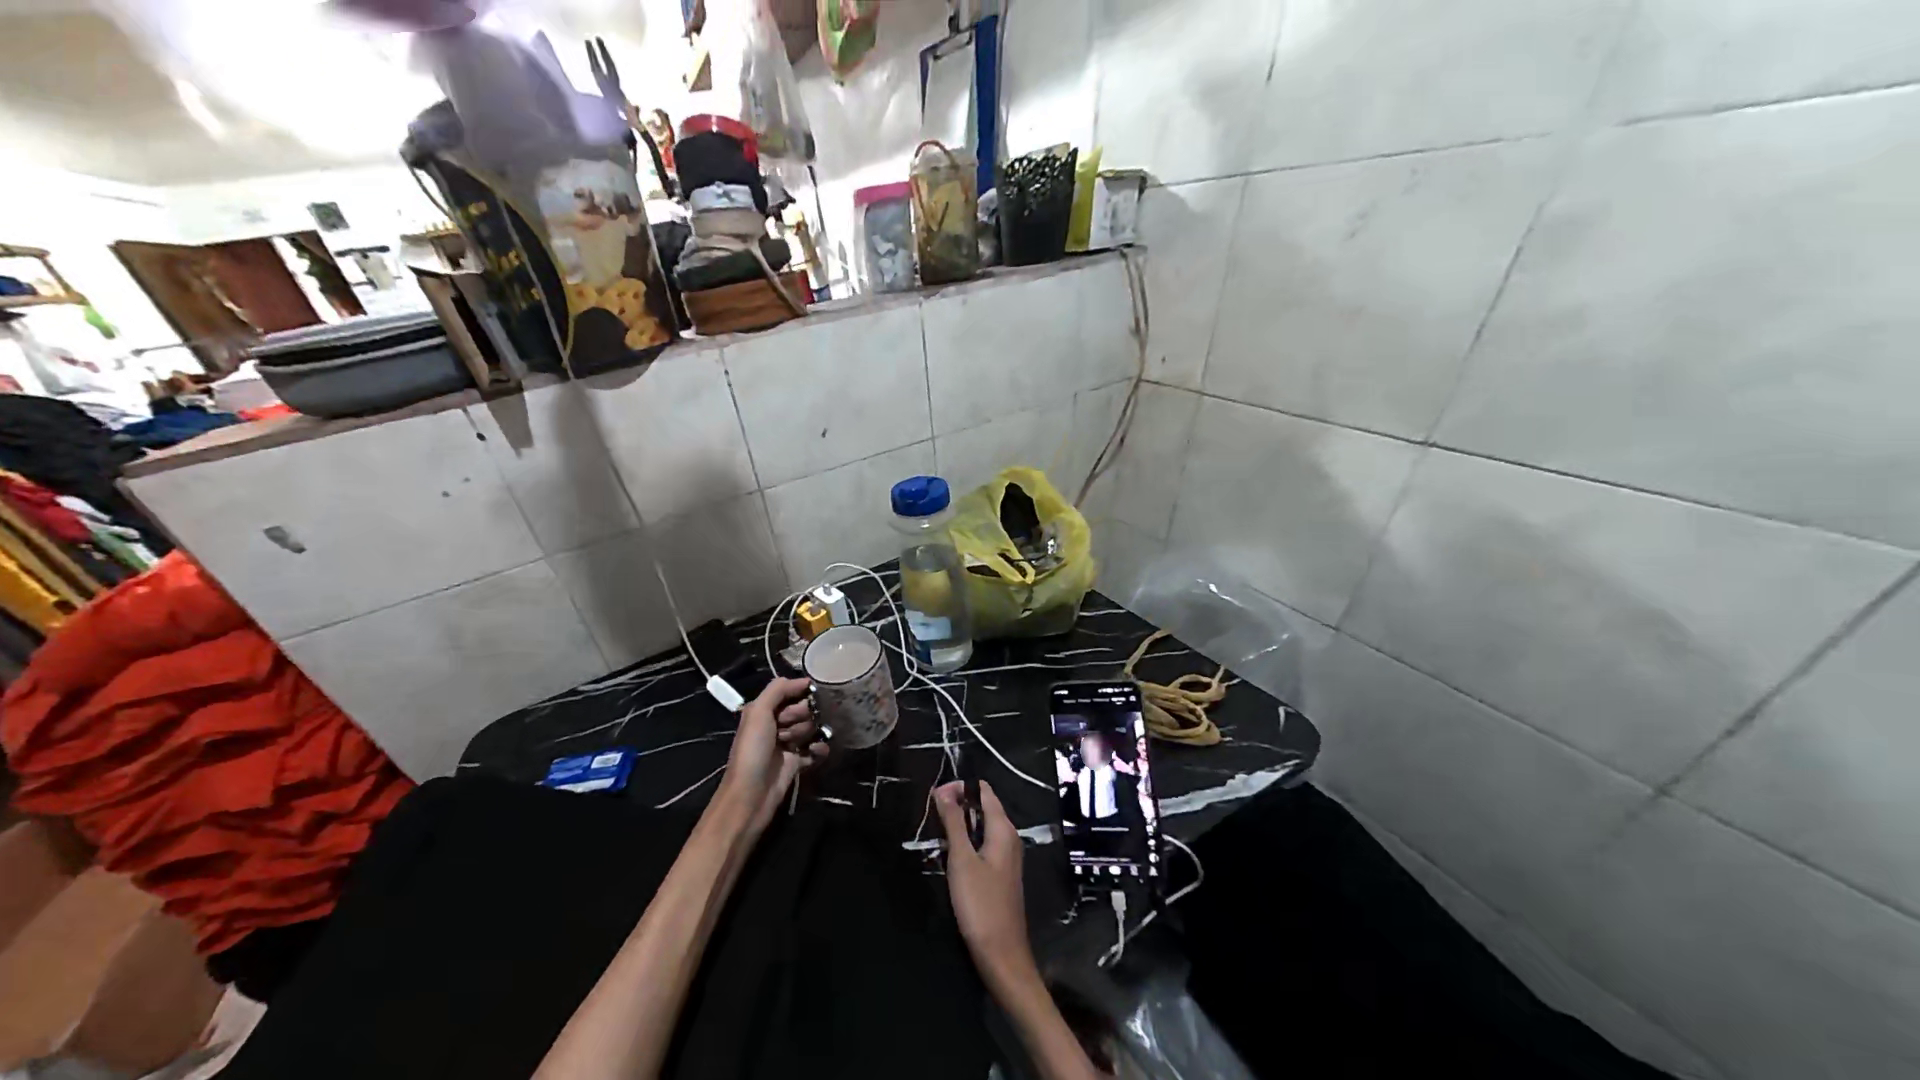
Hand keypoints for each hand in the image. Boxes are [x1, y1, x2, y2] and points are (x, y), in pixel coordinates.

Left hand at [718, 677, 826, 835]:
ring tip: (794, 744)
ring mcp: (786, 745)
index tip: (804, 699)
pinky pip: (816, 749)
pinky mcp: (797, 763)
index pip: (789, 693)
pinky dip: (819, 749)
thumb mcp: (758, 713)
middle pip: (802, 709)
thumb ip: (777, 690)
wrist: (751, 795)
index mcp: (763, 712)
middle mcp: (775, 725)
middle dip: (801, 715)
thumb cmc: (752, 750)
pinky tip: (817, 751)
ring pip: (810, 727)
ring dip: (807, 732)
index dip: (798, 695)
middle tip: (788, 729)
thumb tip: (804, 680)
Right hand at [934, 780, 1031, 981]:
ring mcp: (1006, 856)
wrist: (1001, 953)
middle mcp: (1009, 837)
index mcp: (1003, 829)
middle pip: (984, 806)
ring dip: (960, 822)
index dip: (960, 787)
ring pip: (982, 826)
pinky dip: (966, 840)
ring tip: (935, 828)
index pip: (984, 791)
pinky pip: (982, 843)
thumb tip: (943, 790)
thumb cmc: (980, 904)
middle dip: (958, 803)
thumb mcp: (962, 860)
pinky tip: (950, 852)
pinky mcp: (1000, 872)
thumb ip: (953, 823)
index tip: (935, 794)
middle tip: (930, 811)